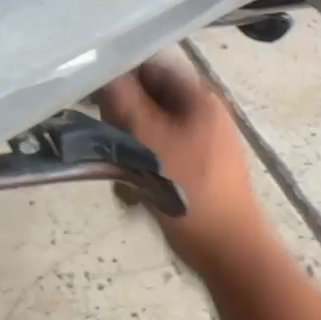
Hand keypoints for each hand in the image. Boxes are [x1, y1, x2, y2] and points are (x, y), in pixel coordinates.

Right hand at [96, 57, 277, 277]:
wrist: (229, 251)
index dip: (119, 75)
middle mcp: (204, 114)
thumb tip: (101, 71)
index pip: (150, 68)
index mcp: (200, 99)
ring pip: (151, 125)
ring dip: (129, 138)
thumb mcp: (149, 138)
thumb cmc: (190, 188)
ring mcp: (202, 142)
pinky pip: (160, 148)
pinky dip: (142, 157)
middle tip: (103, 130)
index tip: (91, 92)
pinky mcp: (197, 167)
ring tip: (116, 159)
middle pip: (149, 97)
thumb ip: (123, 100)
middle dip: (122, 113)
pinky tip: (130, 178)